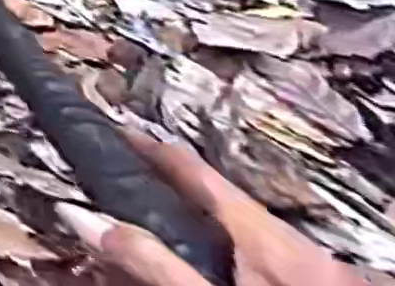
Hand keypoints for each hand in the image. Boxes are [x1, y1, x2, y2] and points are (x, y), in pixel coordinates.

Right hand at [56, 129, 367, 285]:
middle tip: (117, 187)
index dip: (149, 146)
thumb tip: (76, 213)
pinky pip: (265, 265)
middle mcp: (306, 256)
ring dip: (194, 231)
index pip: (197, 172)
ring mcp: (323, 280)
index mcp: (277, 245)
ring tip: (151, 232)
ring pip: (242, 239)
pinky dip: (222, 258)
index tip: (109, 128)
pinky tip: (199, 269)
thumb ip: (149, 261)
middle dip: (169, 196)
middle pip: (221, 207)